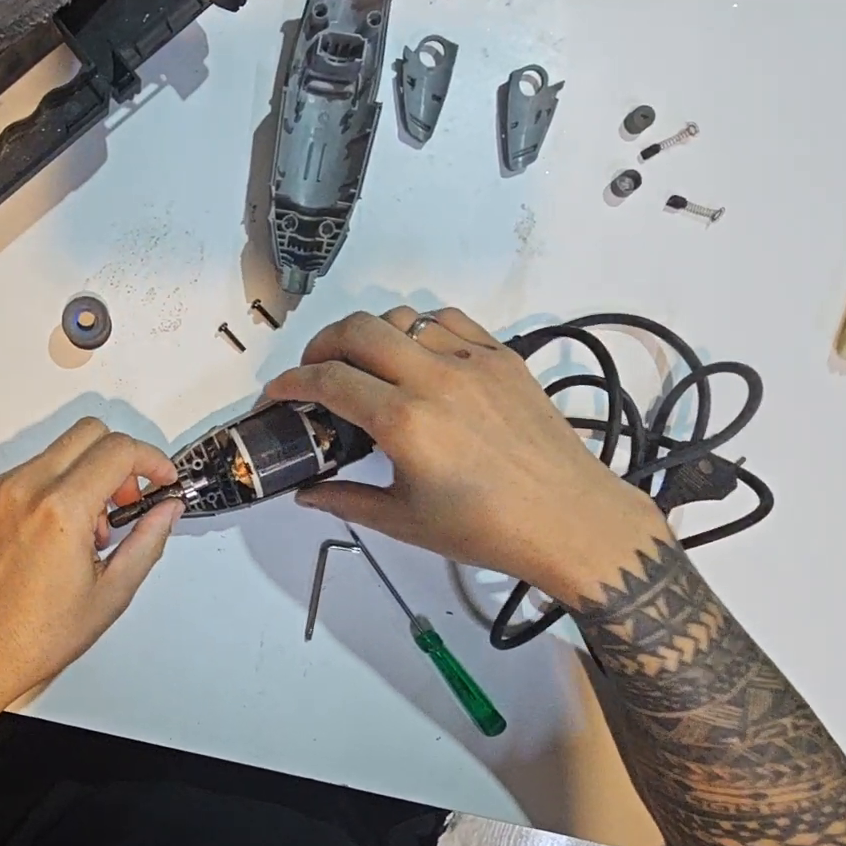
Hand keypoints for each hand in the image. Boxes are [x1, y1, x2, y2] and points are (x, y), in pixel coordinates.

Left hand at [0, 418, 182, 712]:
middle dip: (122, 458)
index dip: (152, 461)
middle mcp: (26, 489)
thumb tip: (166, 510)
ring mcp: (3, 491)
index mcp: (60, 511)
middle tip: (132, 500)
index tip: (163, 480)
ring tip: (95, 528)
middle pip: (90, 432)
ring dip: (91, 471)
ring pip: (63, 448)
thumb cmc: (32, 637)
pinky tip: (68, 530)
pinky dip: (62, 483)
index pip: (118, 450)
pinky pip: (37, 468)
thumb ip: (146, 541)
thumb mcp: (110, 594)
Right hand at [263, 307, 670, 604]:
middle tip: (313, 372)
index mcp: (404, 422)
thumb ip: (344, 501)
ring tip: (362, 365)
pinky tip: (414, 357)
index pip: (328, 380)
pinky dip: (417, 329)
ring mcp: (473, 361)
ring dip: (369, 334)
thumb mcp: (402, 521)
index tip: (275, 393)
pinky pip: (448, 321)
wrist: (570, 520)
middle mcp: (434, 379)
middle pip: (358, 330)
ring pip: (402, 317)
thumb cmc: (482, 529)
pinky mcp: (503, 357)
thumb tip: (305, 493)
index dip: (290, 382)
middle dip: (320, 345)